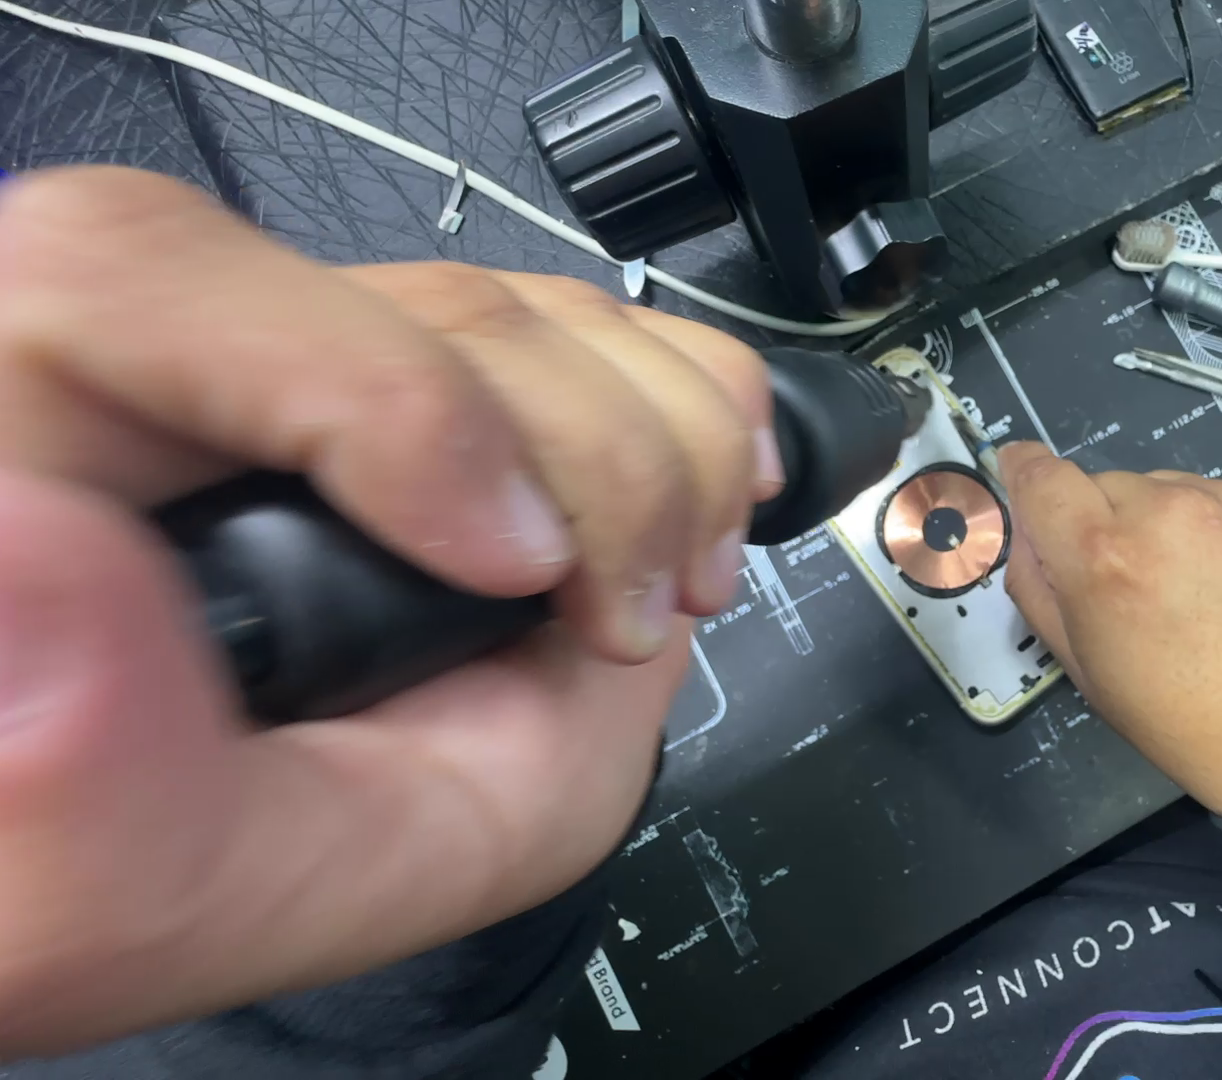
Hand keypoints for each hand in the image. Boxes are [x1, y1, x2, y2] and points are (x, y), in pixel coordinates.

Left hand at [0, 168, 775, 1054]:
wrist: (443, 797)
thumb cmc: (326, 854)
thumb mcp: (226, 891)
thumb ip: (107, 798)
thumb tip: (37, 550)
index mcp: (41, 460)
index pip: (153, 284)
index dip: (389, 401)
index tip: (520, 569)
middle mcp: (223, 373)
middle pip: (453, 308)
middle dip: (608, 474)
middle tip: (631, 618)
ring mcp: (391, 347)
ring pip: (569, 317)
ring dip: (682, 461)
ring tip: (673, 586)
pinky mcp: (509, 359)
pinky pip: (640, 328)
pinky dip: (711, 412)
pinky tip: (703, 506)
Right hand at [999, 443, 1221, 815]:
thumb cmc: (1177, 714)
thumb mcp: (1080, 665)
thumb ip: (1036, 586)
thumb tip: (1029, 534)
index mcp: (1102, 555)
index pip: (1039, 475)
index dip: (1022, 472)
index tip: (1022, 475)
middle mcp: (1160, 509)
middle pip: (1097, 484)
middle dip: (1096, 519)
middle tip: (1125, 578)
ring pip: (1155, 488)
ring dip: (1152, 520)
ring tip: (1187, 582)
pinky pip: (1207, 496)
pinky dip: (1202, 524)